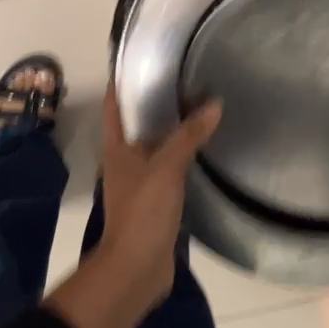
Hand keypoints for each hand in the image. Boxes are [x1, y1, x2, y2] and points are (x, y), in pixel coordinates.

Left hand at [45, 89, 220, 327]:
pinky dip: (183, 157)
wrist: (137, 268)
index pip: (114, 104)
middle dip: (156, 102)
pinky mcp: (156, 202)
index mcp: (116, 147)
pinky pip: (169, 170)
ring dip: (172, 130)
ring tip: (199, 107)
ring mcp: (139, 182)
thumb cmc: (143, 211)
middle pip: (138, 123)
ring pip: (155, 146)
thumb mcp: (166, 168)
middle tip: (185, 77)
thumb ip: (188, 136)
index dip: (122, 80)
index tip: (141, 58)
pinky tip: (203, 150)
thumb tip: (214, 104)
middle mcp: (125, 160)